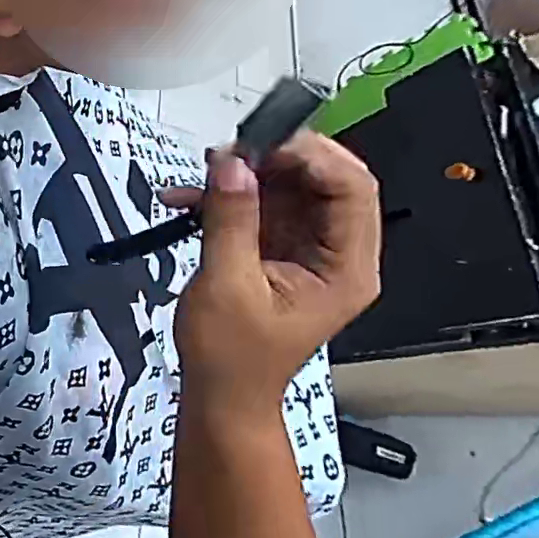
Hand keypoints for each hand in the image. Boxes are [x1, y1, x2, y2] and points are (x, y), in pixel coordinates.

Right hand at [168, 134, 380, 417]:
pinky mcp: (273, 250)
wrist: (219, 394)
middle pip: (321, 182)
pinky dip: (224, 199)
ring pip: (286, 189)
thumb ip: (231, 220)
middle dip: (273, 161)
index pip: (352, 190)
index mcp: (346, 268)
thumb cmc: (230, 353)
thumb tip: (230, 163)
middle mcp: (334, 252)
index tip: (260, 144)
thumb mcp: (227, 284)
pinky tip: (186, 199)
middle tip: (225, 153)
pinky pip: (257, 208)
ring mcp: (303, 249)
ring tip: (201, 172)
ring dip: (242, 176)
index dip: (312, 157)